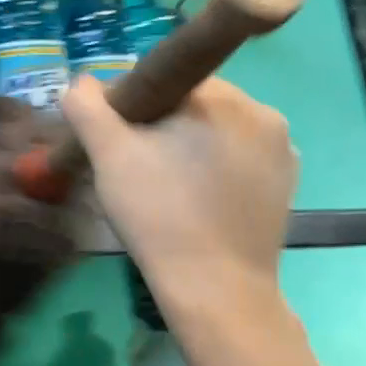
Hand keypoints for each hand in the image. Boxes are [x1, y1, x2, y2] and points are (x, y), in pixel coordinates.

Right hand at [61, 74, 297, 293]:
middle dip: (152, 122)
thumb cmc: (158, 211)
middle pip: (187, 101)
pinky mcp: (283, 183)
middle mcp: (265, 116)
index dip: (126, 103)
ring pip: (208, 129)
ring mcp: (281, 152)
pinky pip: (230, 155)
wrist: (214, 287)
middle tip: (126, 162)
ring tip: (154, 182)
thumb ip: (87, 105)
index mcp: (226, 100)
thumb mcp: (107, 152)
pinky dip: (203, 165)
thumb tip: (83, 81)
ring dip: (177, 143)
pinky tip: (185, 196)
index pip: (161, 78)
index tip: (109, 137)